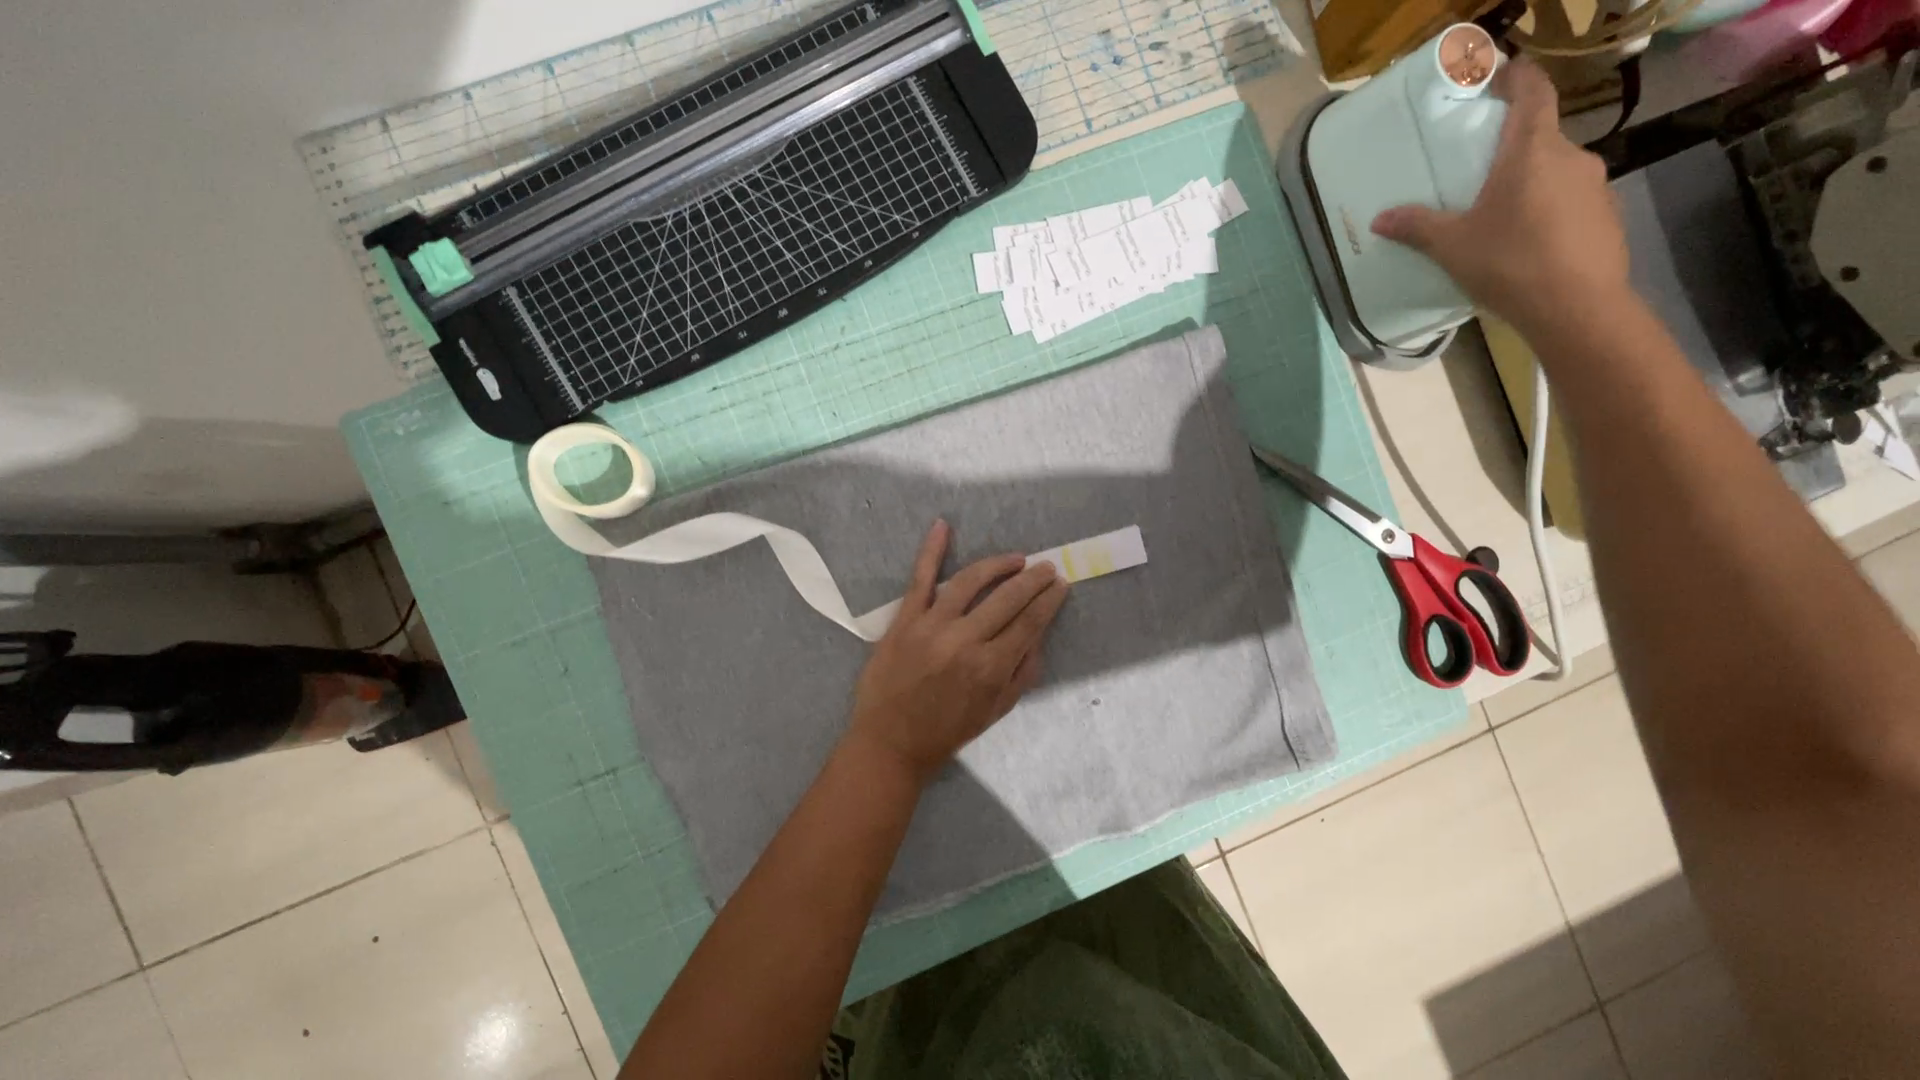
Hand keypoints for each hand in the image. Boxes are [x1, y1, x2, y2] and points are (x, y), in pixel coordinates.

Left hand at [845, 519, 1069, 785]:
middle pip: (1008, 598)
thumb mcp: (995, 712)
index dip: (1049, 601)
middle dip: (1033, 579)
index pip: (1029, 622)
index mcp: (991, 667)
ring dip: (999, 565)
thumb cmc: (946, 732)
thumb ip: (1021, 674)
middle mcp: (965, 641)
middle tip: (1047, 567)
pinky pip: (920, 578)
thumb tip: (1037, 637)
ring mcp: (932, 626)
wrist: (890, 742)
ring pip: (971, 581)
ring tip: (1017, 559)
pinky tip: (942, 526)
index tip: (1060, 585)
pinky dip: (930, 550)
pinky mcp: (904, 620)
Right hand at [1371, 58, 1630, 339]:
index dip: (1518, 77)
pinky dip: (1550, 211)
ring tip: (1502, 214)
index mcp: (1531, 152)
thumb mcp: (1452, 246)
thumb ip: (1417, 227)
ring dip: (1532, 183)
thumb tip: (1381, 219)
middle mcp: (1571, 157)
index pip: (1533, 92)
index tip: (1501, 73)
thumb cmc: (1510, 264)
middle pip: (1541, 137)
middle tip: (1482, 169)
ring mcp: (1596, 186)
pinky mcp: (1607, 217)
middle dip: (1513, 147)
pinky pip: (1572, 201)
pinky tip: (1529, 242)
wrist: (1577, 308)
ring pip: (1557, 172)